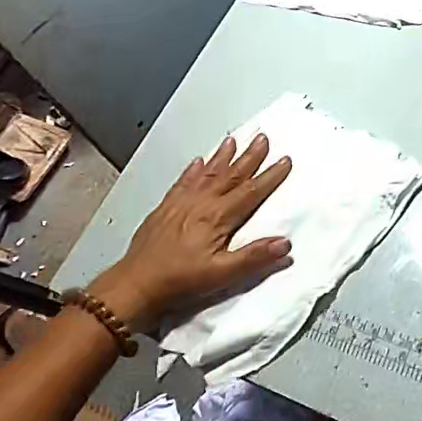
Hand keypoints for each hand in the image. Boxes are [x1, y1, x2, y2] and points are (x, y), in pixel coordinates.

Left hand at [89, 134, 292, 329]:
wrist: (137, 282)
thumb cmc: (180, 280)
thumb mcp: (222, 274)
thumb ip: (254, 257)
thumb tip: (284, 243)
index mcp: (217, 218)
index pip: (251, 191)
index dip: (270, 176)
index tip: (284, 161)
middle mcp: (200, 204)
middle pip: (231, 175)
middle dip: (249, 156)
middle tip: (262, 138)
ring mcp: (181, 203)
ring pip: (207, 173)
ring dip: (223, 156)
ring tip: (233, 141)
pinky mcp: (165, 208)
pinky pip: (183, 181)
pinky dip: (193, 169)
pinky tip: (198, 161)